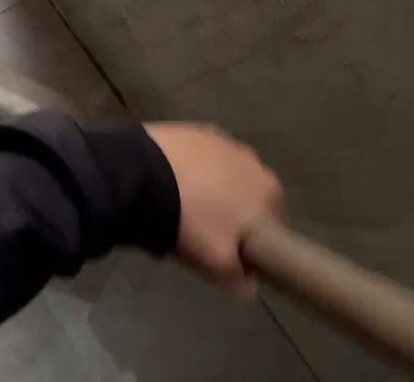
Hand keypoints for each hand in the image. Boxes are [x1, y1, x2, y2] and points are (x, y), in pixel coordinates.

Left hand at [145, 123, 282, 299]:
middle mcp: (249, 158)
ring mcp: (215, 138)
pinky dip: (186, 165)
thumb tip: (248, 287)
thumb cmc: (191, 221)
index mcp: (268, 189)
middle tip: (204, 226)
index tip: (234, 247)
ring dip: (208, 183)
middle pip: (245, 191)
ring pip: (219, 170)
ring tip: (181, 201)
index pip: (273, 220)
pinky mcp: (185, 127)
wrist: (140, 176)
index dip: (254, 236)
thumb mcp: (219, 264)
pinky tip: (168, 178)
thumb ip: (241, 280)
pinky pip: (193, 153)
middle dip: (231, 207)